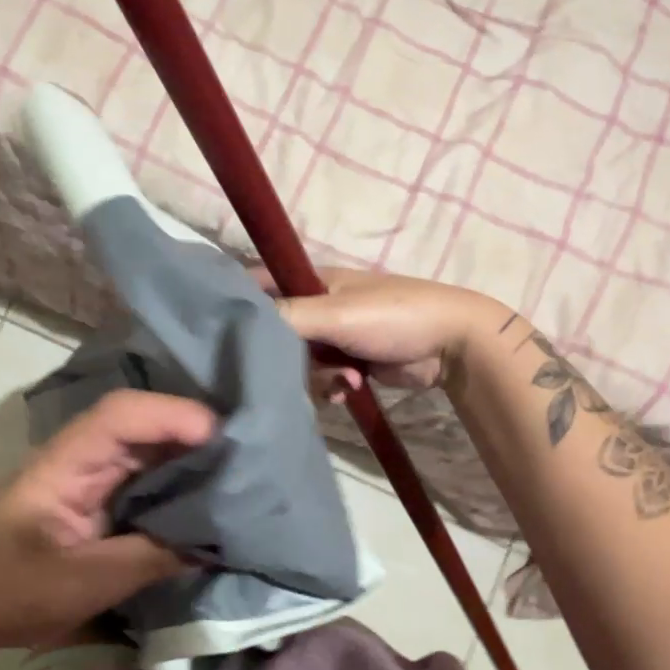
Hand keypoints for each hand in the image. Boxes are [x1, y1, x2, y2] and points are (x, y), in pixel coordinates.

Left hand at [0, 390, 215, 653]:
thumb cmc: (4, 592)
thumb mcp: (80, 582)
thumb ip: (148, 559)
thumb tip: (215, 545)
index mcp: (65, 463)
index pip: (120, 416)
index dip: (171, 415)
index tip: (221, 437)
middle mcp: (80, 462)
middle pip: (141, 427)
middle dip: (193, 433)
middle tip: (249, 454)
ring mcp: (87, 484)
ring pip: (145, 454)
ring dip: (188, 460)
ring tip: (239, 475)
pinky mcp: (94, 508)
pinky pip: (142, 485)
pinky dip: (176, 489)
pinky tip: (207, 504)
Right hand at [256, 268, 513, 393]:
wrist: (452, 345)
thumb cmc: (393, 316)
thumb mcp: (334, 313)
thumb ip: (286, 318)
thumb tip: (237, 329)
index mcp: (308, 280)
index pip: (255, 286)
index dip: (235, 305)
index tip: (217, 334)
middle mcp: (314, 305)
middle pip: (272, 334)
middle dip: (284, 358)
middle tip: (298, 370)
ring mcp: (330, 336)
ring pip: (295, 363)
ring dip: (315, 378)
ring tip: (344, 381)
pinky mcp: (345, 363)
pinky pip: (319, 380)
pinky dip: (331, 387)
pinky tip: (351, 389)